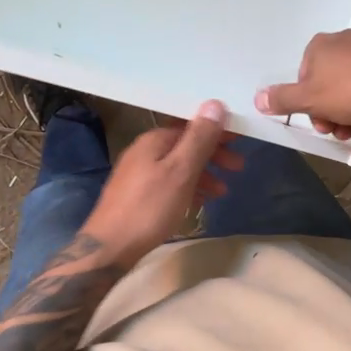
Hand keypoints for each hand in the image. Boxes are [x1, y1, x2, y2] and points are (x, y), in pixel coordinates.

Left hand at [81, 100, 241, 261]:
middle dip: (213, 154)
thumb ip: (199, 139)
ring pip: (178, 166)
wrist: (109, 247)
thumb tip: (215, 103)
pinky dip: (188, 187)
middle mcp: (144, 150)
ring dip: (203, 173)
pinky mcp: (136, 194)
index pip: (191, 125)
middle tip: (239, 167)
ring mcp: (138, 173)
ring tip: (223, 191)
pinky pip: (169, 182)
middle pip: (185, 145)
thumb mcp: (181, 172)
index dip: (217, 130)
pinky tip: (200, 202)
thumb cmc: (149, 208)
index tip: (241, 139)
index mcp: (154, 140)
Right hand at [255, 31, 350, 153]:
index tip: (322, 127)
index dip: (312, 108)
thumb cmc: (350, 88)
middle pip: (333, 91)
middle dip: (339, 122)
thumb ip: (282, 100)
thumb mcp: (310, 99)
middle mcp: (345, 46)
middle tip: (346, 138)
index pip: (306, 80)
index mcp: (320, 48)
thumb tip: (258, 97)